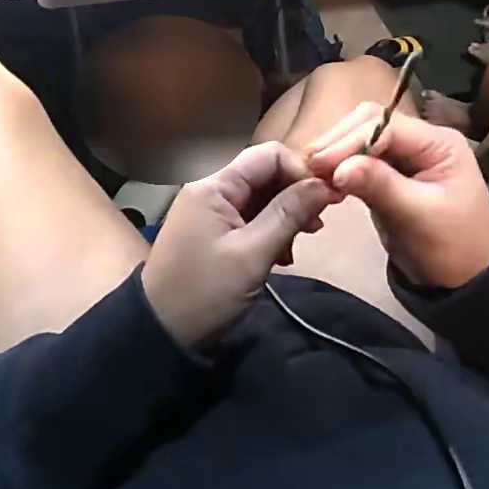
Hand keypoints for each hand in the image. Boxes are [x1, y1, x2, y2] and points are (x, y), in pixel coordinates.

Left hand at [143, 142, 340, 346]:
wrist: (160, 333)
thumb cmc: (205, 292)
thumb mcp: (252, 255)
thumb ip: (289, 214)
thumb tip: (325, 184)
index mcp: (214, 182)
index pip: (270, 154)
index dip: (302, 171)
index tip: (327, 200)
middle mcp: (213, 184)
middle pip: (268, 172)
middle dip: (296, 195)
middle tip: (317, 227)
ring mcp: (213, 206)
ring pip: (264, 194)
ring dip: (287, 216)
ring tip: (297, 246)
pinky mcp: (217, 226)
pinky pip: (253, 214)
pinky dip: (272, 230)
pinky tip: (282, 256)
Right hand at [304, 107, 488, 289]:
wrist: (466, 283)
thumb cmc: (452, 248)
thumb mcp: (419, 216)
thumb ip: (380, 186)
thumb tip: (338, 169)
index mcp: (439, 142)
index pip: (387, 126)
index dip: (351, 140)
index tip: (321, 162)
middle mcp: (421, 140)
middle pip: (371, 123)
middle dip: (339, 140)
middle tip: (310, 164)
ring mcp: (405, 155)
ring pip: (361, 137)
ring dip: (336, 151)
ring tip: (311, 171)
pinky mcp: (390, 173)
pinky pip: (360, 159)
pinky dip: (341, 165)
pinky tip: (323, 178)